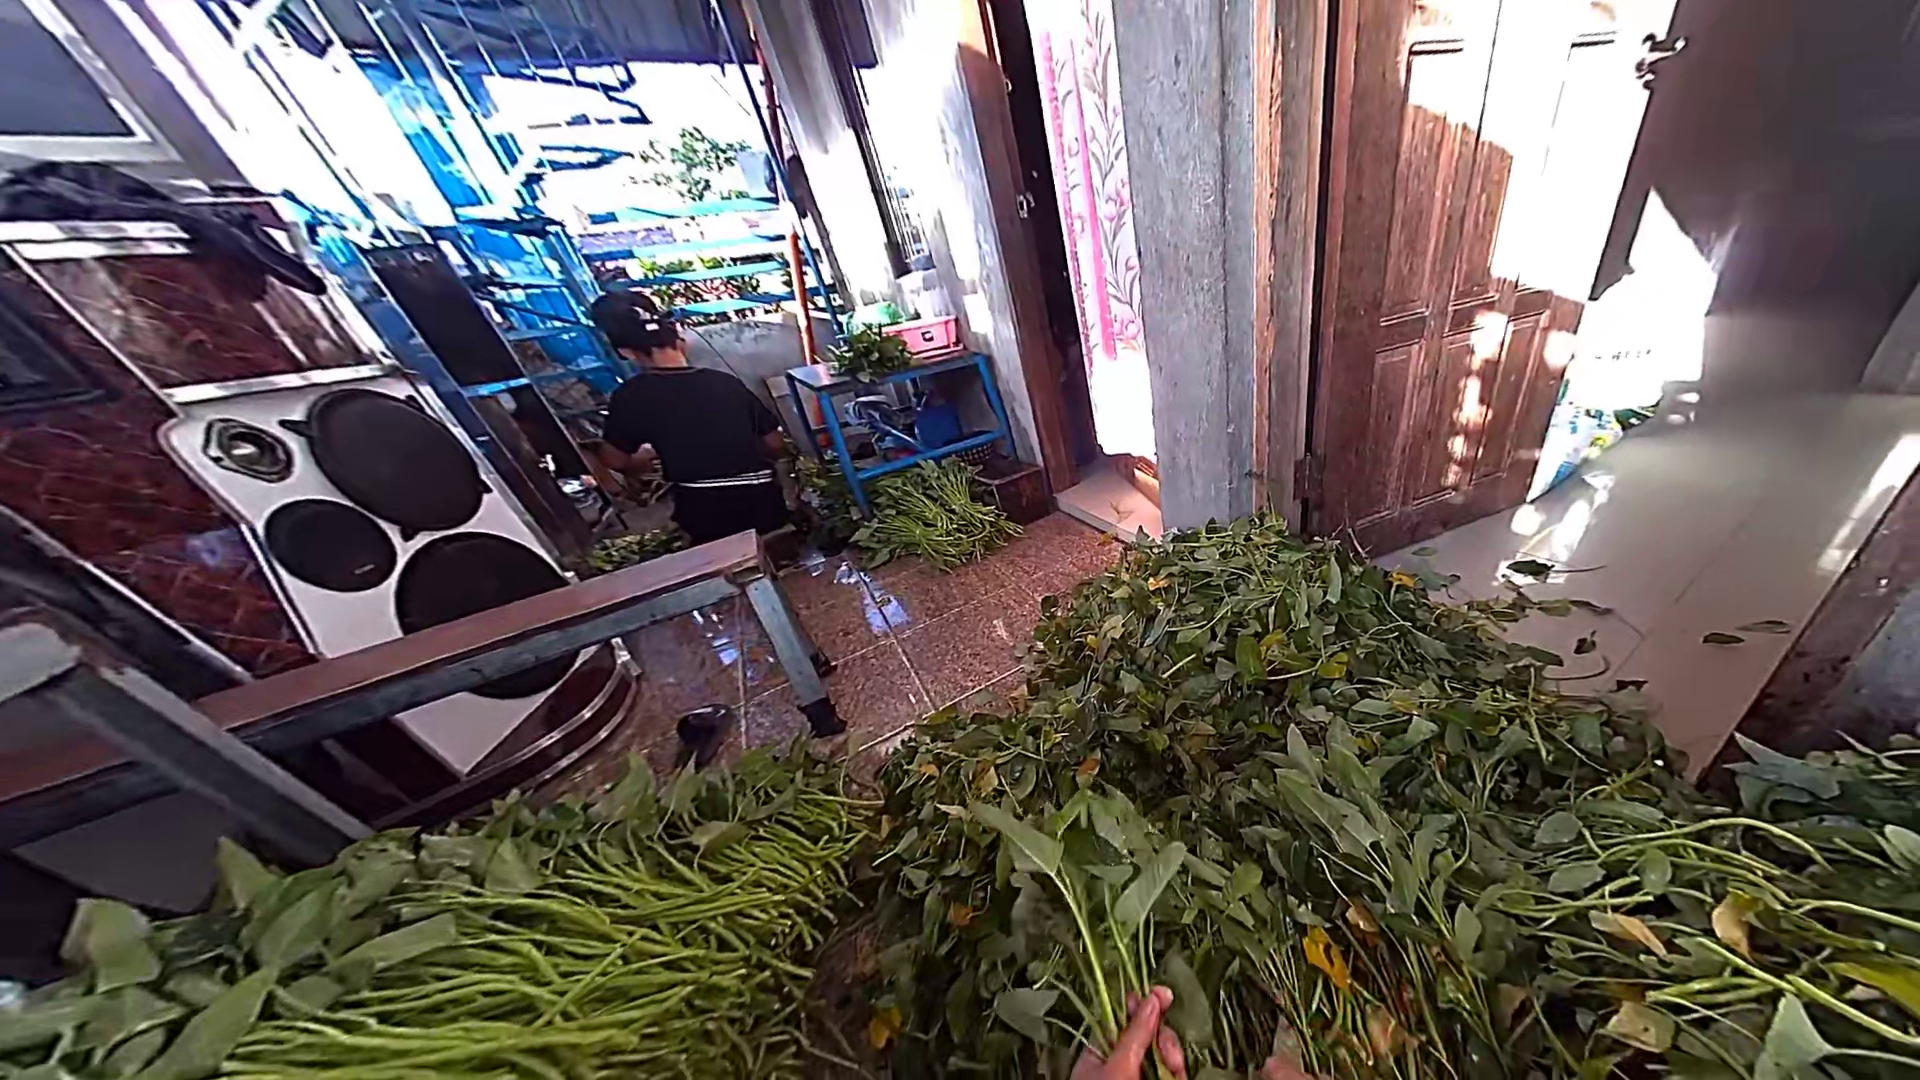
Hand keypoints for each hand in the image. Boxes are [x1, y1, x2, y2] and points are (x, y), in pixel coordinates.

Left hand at [1072, 986, 1186, 1079]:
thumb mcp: (1117, 1065)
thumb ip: (1136, 1034)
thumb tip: (1152, 998)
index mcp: (1104, 1045)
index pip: (1127, 1014)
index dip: (1146, 1002)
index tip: (1166, 995)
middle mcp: (1124, 1060)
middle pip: (1152, 1034)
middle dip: (1165, 1039)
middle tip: (1171, 1057)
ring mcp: (1142, 1076)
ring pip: (1166, 1056)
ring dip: (1173, 1058)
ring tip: (1174, 1070)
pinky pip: (1172, 1076)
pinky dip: (1176, 1074)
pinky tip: (1177, 1074)